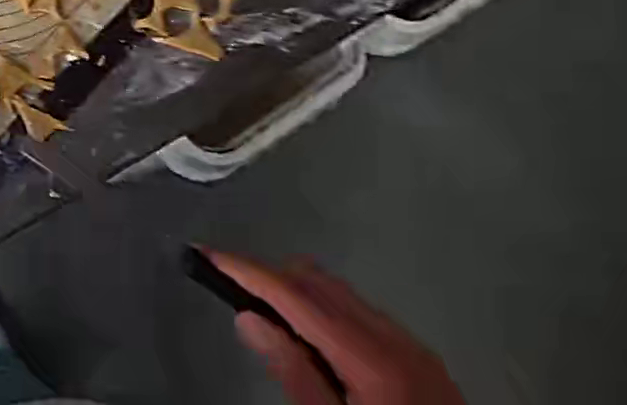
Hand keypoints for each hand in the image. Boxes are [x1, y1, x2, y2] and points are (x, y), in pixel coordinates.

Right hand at [202, 250, 464, 404]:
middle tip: (230, 288)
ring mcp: (411, 345)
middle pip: (316, 282)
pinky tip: (314, 339)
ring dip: (298, 292)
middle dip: (269, 277)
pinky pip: (361, 312)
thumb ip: (294, 375)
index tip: (205, 252)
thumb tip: (248, 318)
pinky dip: (326, 310)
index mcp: (369, 357)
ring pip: (339, 291)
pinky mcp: (421, 358)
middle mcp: (393, 338)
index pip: (293, 294)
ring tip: (268, 315)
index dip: (245, 269)